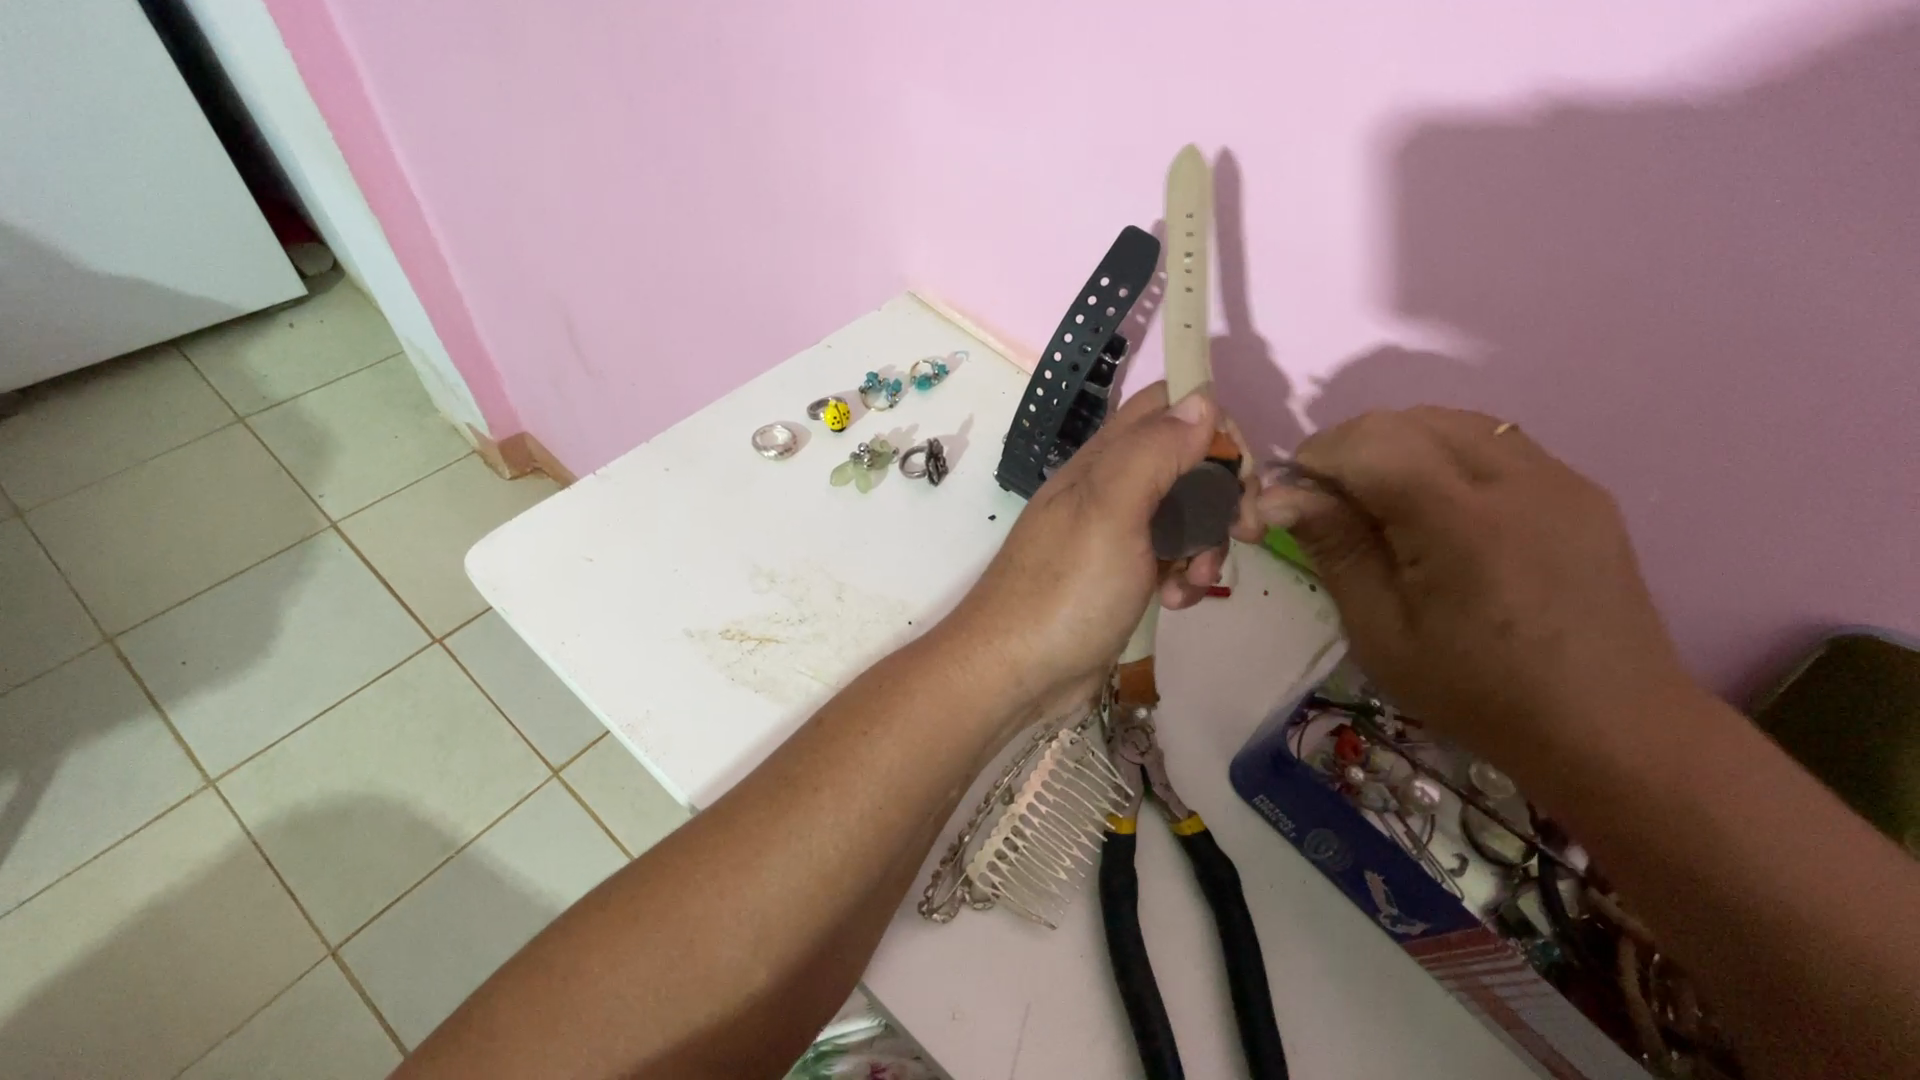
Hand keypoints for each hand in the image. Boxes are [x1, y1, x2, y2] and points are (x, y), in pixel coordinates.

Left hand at [945, 382, 1225, 719]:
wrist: (1015, 674)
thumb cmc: (1064, 590)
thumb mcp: (1111, 511)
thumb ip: (1154, 452)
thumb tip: (1202, 399)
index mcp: (1103, 460)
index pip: (1167, 407)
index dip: (1212, 425)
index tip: (1238, 472)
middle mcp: (1111, 488)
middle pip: (1187, 461)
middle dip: (1223, 492)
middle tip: (1242, 531)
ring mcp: (1117, 535)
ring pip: (1186, 515)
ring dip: (1208, 543)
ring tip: (1196, 579)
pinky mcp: (1123, 577)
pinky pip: (1172, 559)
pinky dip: (1185, 577)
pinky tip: (1175, 603)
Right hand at [1233, 407, 1698, 759]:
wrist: (1611, 728)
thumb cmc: (1479, 694)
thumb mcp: (1382, 634)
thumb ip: (1336, 550)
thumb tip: (1279, 496)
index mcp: (1463, 523)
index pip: (1368, 443)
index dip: (1315, 460)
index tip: (1291, 503)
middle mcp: (1516, 479)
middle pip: (1405, 420)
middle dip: (1349, 450)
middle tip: (1330, 508)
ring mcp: (1558, 477)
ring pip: (1450, 421)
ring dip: (1397, 446)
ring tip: (1381, 505)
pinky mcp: (1579, 488)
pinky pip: (1493, 441)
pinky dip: (1445, 455)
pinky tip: (1439, 508)